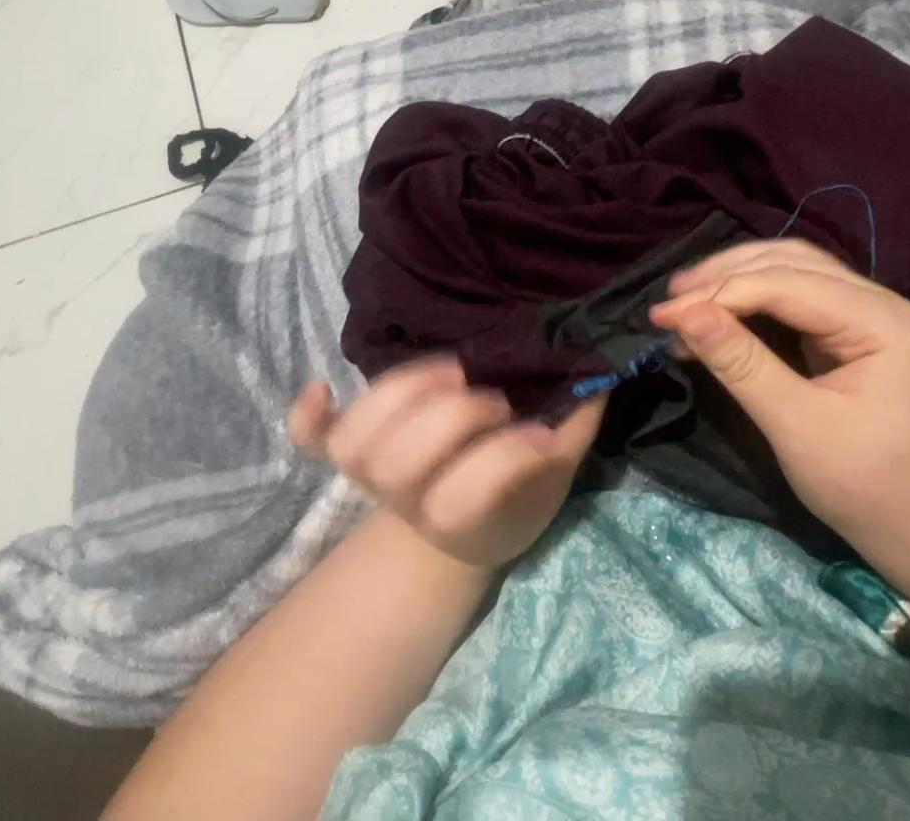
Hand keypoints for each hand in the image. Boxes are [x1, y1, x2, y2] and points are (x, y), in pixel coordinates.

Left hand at [287, 358, 605, 571]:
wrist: (453, 536)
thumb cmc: (509, 505)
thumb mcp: (552, 484)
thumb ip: (574, 433)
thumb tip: (600, 375)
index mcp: (458, 518)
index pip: (459, 500)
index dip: (499, 460)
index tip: (537, 436)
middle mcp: (405, 500)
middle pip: (397, 462)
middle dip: (452, 418)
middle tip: (492, 400)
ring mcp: (372, 477)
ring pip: (358, 443)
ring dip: (402, 394)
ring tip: (450, 372)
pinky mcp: (350, 452)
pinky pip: (312, 440)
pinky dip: (309, 417)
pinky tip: (322, 387)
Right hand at [648, 239, 909, 593]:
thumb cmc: (861, 484)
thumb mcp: (794, 425)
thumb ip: (740, 363)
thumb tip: (682, 315)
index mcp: (882, 323)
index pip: (788, 284)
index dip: (719, 293)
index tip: (662, 315)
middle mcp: (882, 305)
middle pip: (793, 264)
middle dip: (725, 277)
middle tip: (669, 301)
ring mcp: (872, 317)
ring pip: (794, 272)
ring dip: (737, 281)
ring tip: (685, 299)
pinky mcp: (855, 334)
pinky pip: (798, 299)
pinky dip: (754, 302)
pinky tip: (719, 313)